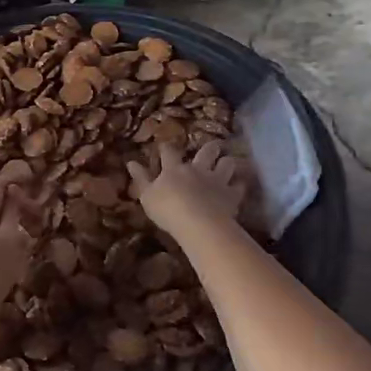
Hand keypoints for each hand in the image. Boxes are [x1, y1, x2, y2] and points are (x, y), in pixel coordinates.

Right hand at [126, 141, 244, 234]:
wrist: (198, 224)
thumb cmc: (167, 209)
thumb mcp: (146, 195)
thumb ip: (140, 178)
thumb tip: (130, 162)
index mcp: (174, 169)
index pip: (169, 151)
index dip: (166, 147)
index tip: (164, 145)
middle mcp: (197, 169)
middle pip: (207, 151)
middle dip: (210, 147)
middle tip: (212, 147)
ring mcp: (217, 180)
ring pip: (228, 164)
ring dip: (227, 162)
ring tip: (227, 164)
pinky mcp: (232, 194)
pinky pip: (239, 186)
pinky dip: (238, 185)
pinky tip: (237, 187)